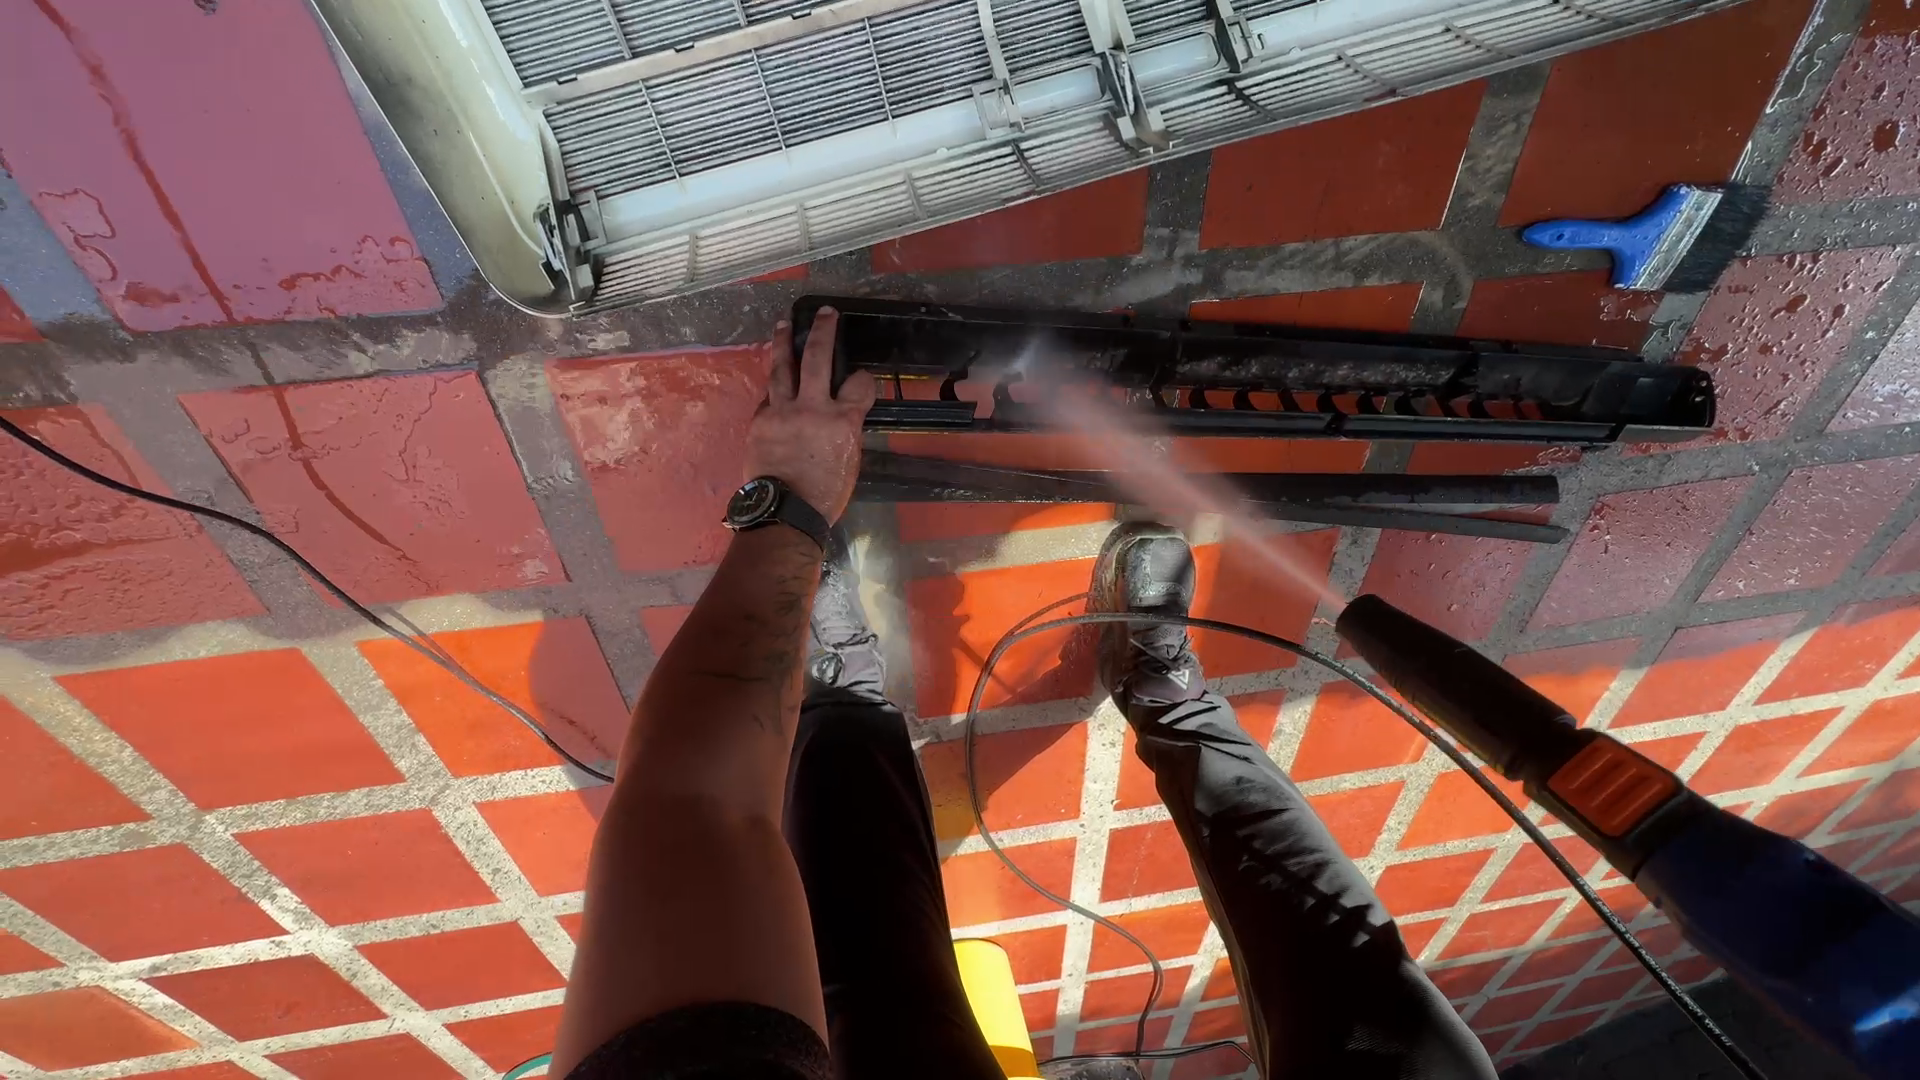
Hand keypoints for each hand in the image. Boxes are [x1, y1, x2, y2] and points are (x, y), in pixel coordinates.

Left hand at [742, 308, 876, 522]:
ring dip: (784, 341)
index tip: (860, 380)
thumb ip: (846, 429)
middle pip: (818, 357)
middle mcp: (813, 407)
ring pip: (783, 366)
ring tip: (784, 324)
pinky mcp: (760, 420)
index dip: (863, 380)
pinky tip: (776, 383)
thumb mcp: (850, 460)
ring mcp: (782, 411)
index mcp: (843, 421)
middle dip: (824, 331)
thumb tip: (842, 414)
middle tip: (826, 313)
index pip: (860, 385)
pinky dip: (775, 388)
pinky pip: (769, 397)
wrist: (785, 512)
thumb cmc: (826, 495)